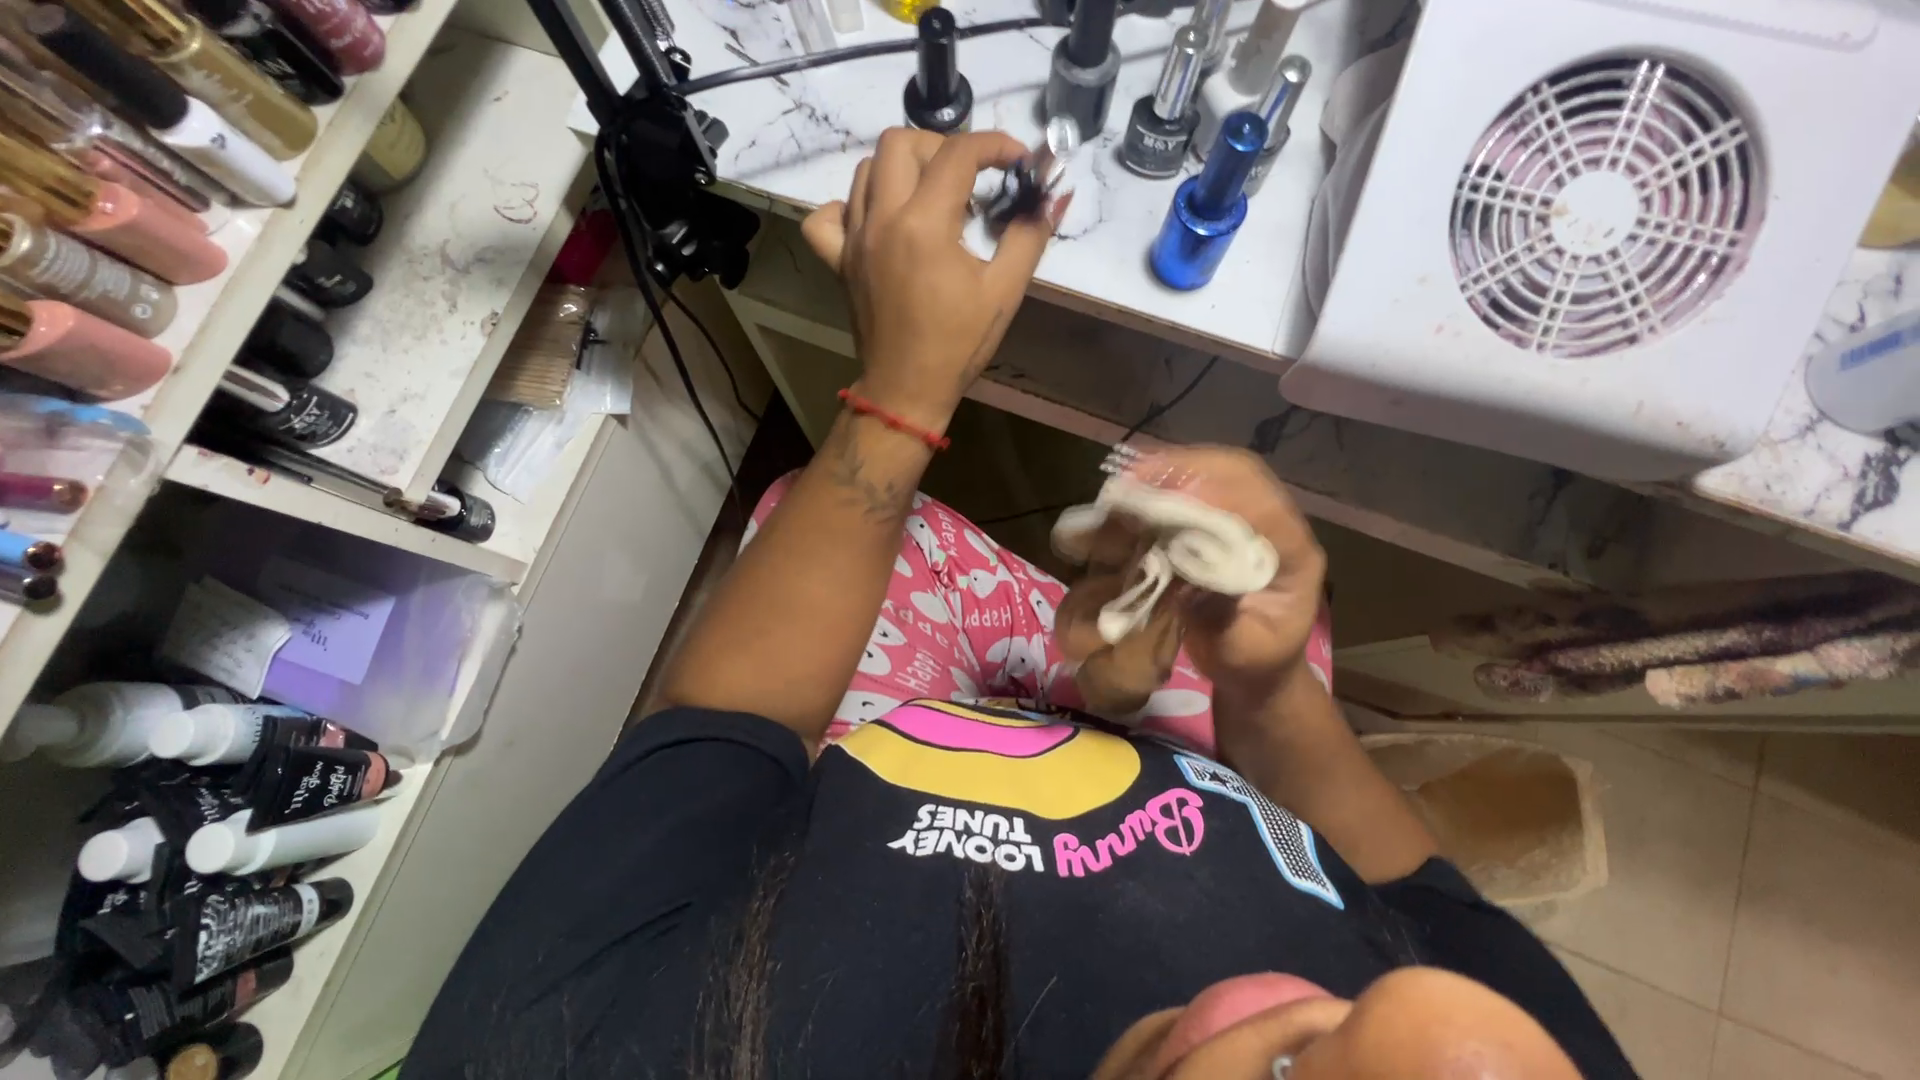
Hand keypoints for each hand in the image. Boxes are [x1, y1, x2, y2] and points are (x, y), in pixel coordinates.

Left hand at [801, 128, 1062, 430]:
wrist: (907, 388)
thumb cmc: (958, 344)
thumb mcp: (1004, 291)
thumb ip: (1028, 236)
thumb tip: (1050, 199)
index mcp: (924, 224)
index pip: (957, 154)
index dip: (993, 145)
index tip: (1015, 162)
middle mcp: (881, 220)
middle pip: (900, 144)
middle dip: (940, 148)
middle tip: (967, 179)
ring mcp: (853, 239)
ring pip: (865, 170)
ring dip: (901, 170)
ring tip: (931, 198)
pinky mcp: (838, 261)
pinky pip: (827, 217)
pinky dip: (849, 207)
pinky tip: (877, 221)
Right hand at [1134, 447, 1325, 703]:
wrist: (1258, 670)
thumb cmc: (1252, 663)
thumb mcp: (1240, 654)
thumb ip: (1222, 623)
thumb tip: (1187, 585)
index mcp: (1296, 557)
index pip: (1264, 509)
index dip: (1216, 497)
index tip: (1167, 498)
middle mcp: (1278, 527)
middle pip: (1242, 475)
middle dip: (1189, 469)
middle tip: (1137, 477)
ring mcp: (1253, 519)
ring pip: (1220, 473)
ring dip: (1174, 470)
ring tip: (1130, 480)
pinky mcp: (1226, 520)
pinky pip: (1201, 488)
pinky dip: (1167, 484)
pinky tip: (1135, 490)